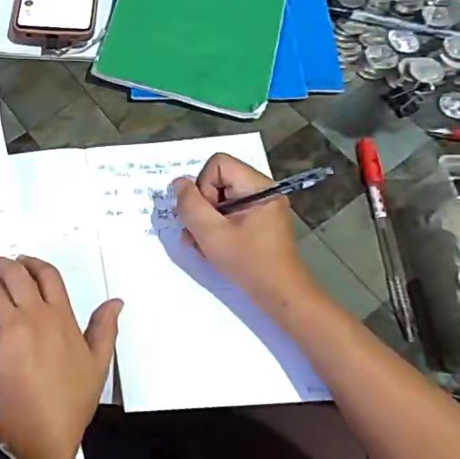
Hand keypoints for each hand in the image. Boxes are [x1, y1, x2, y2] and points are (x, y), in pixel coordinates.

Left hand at [0, 255, 120, 458]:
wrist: (39, 429)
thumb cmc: (70, 400)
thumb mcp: (98, 362)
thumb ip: (105, 327)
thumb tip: (115, 303)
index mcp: (62, 317)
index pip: (47, 275)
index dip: (33, 262)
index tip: (24, 260)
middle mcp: (35, 316)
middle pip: (15, 275)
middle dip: (2, 263)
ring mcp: (9, 328)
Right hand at [173, 153, 316, 308]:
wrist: (280, 294)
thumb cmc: (249, 263)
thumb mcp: (211, 234)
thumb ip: (190, 205)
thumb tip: (179, 184)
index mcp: (258, 186)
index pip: (218, 164)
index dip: (203, 186)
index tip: (206, 216)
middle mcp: (262, 191)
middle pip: (217, 181)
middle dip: (201, 207)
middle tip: (198, 234)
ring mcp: (261, 207)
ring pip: (219, 199)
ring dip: (204, 221)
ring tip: (201, 245)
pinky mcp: (257, 222)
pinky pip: (228, 214)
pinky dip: (215, 228)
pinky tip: (212, 248)